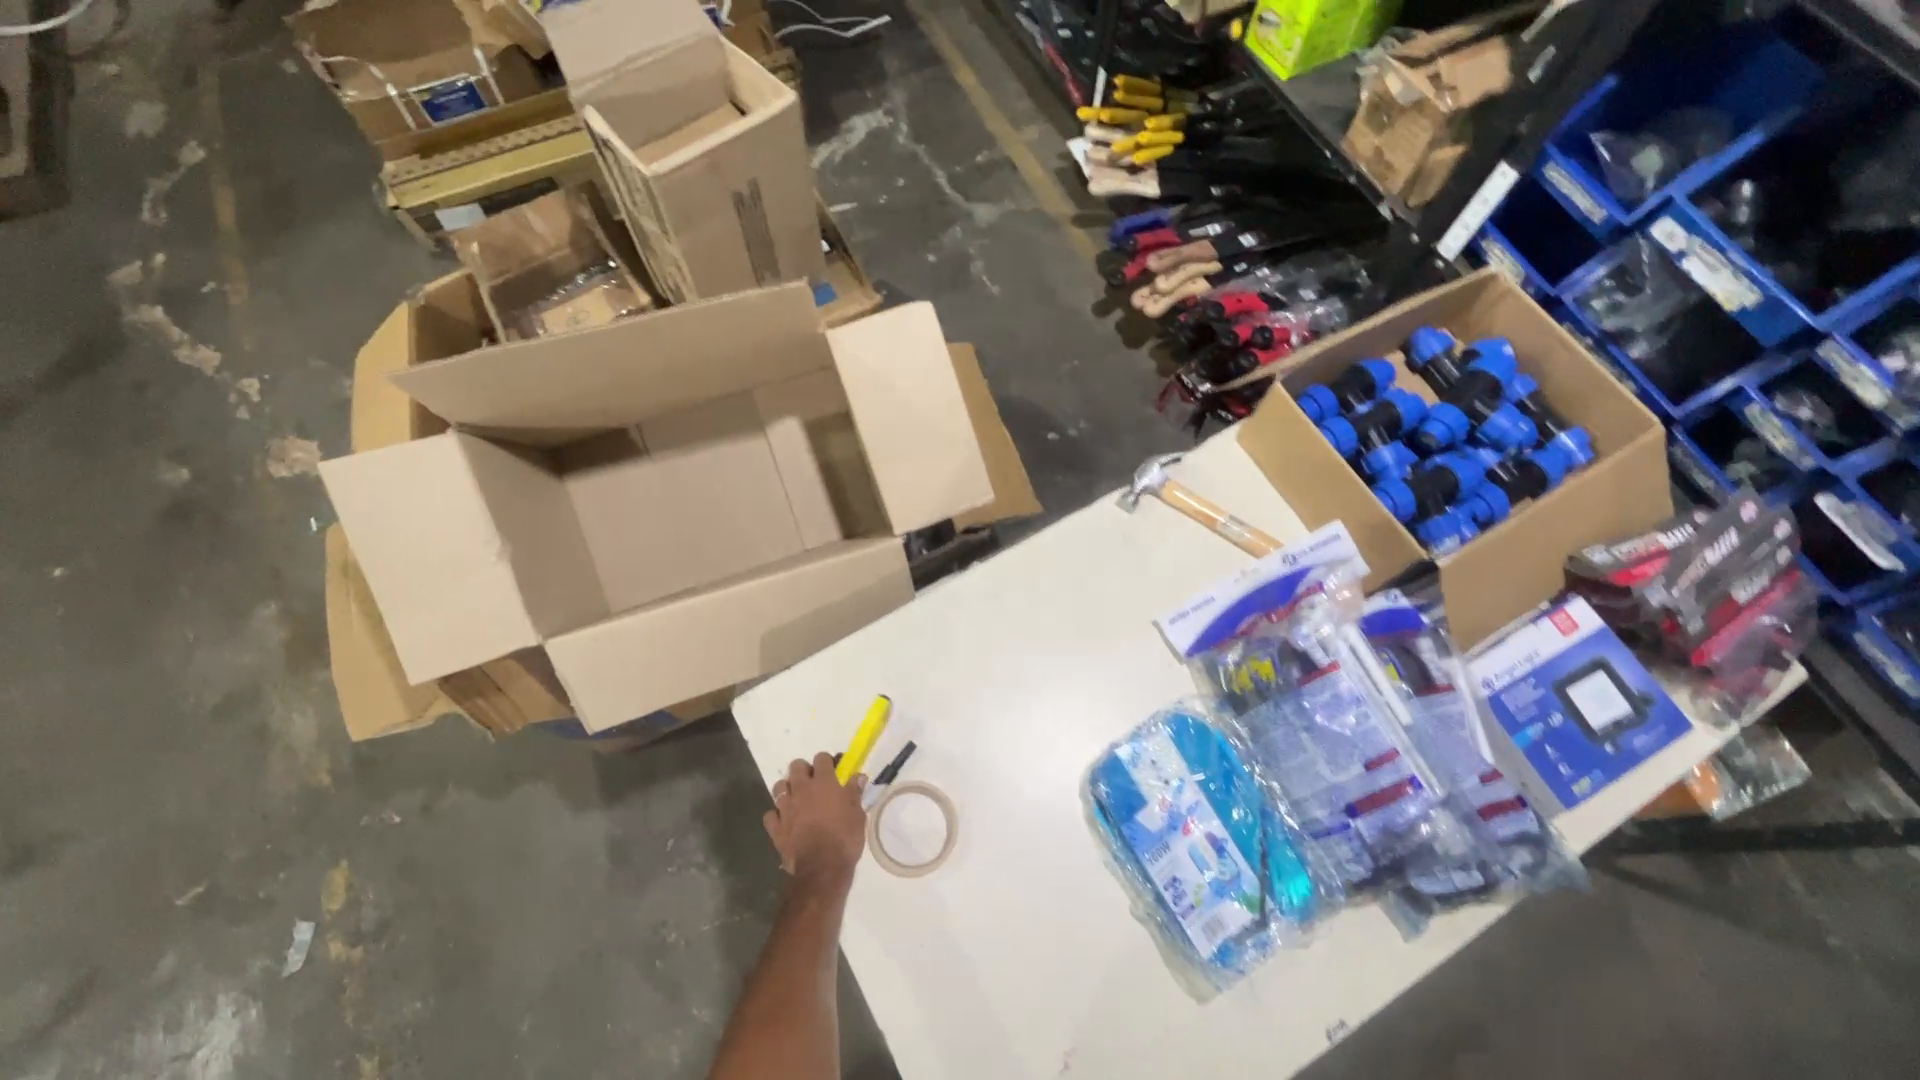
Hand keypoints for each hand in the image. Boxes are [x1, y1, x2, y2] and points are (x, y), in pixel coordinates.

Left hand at [764, 753, 867, 882]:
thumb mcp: (857, 814)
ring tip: (797, 799)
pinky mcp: (776, 827)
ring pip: (779, 787)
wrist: (822, 867)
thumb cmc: (845, 838)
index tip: (834, 770)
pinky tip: (785, 821)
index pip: (821, 758)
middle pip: (796, 766)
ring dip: (788, 789)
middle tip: (814, 783)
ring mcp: (785, 808)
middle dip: (804, 770)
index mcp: (823, 783)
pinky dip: (777, 815)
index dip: (827, 762)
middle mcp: (801, 790)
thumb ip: (854, 792)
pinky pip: (770, 814)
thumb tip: (857, 776)